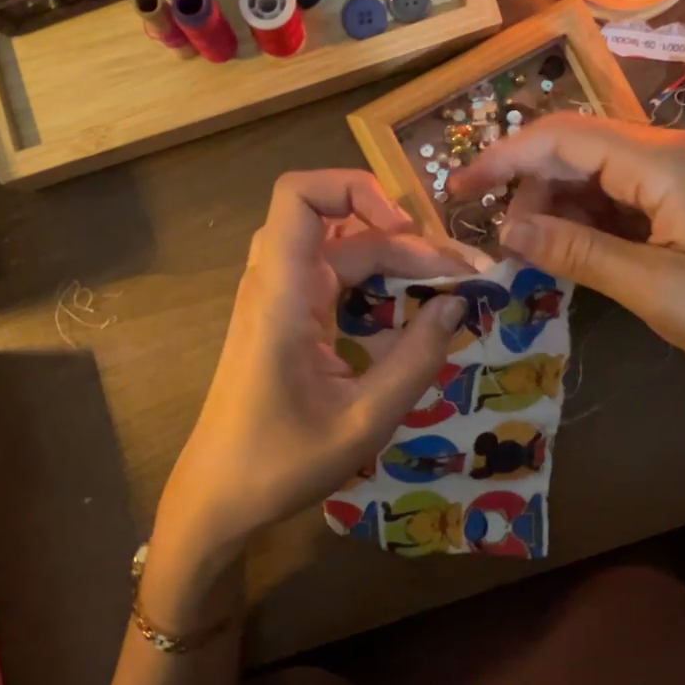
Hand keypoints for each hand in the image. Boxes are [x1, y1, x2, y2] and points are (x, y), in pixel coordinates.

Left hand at [152, 172, 472, 582]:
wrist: (218, 496)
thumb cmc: (279, 464)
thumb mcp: (363, 421)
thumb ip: (415, 361)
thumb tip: (458, 305)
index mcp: (282, 295)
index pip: (300, 195)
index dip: (354, 188)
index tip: (407, 228)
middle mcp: (276, 284)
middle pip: (343, 228)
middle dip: (407, 242)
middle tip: (467, 279)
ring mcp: (278, 301)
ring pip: (342, 252)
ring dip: (395, 261)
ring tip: (451, 287)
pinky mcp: (286, 321)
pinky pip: (334, 281)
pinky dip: (376, 284)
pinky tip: (414, 308)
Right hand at [451, 114, 684, 391]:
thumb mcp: (657, 289)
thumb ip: (578, 253)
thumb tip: (507, 230)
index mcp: (657, 160)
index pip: (557, 137)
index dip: (499, 160)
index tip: (454, 193)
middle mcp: (665, 154)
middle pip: (572, 148)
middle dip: (522, 186)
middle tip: (491, 242)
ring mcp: (679, 180)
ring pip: (592, 174)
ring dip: (551, 208)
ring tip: (522, 255)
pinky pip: (618, 199)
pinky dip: (583, 222)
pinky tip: (567, 254)